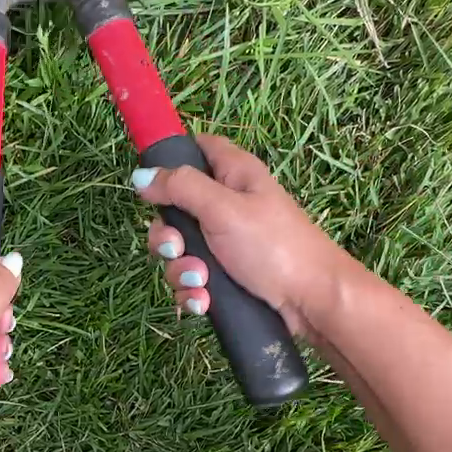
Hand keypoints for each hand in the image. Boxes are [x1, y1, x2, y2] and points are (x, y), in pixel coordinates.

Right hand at [133, 134, 361, 338]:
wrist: (310, 301)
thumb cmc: (273, 247)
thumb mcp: (224, 210)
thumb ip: (181, 188)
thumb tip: (141, 175)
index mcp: (234, 176)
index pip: (198, 150)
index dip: (172, 161)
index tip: (150, 183)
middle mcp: (227, 206)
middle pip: (175, 211)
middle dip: (168, 237)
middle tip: (178, 249)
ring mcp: (225, 245)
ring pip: (179, 253)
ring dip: (181, 271)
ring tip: (202, 282)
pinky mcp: (225, 278)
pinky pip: (192, 281)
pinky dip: (193, 292)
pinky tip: (204, 301)